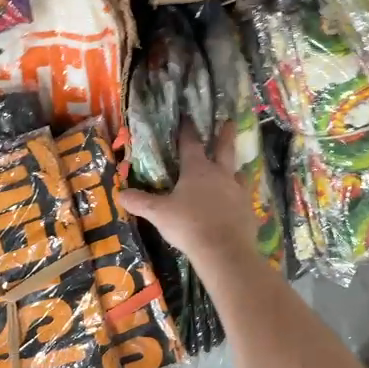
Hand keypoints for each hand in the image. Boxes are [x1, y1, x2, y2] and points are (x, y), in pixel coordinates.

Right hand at [118, 125, 259, 269]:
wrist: (224, 251)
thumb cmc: (188, 225)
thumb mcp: (159, 214)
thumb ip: (140, 202)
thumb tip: (120, 194)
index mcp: (197, 170)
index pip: (191, 143)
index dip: (187, 129)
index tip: (188, 116)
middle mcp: (220, 175)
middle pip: (224, 149)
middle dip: (225, 134)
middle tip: (229, 120)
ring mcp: (237, 192)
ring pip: (238, 173)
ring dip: (235, 168)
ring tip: (235, 168)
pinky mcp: (247, 210)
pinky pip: (243, 198)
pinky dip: (238, 197)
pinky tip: (236, 203)